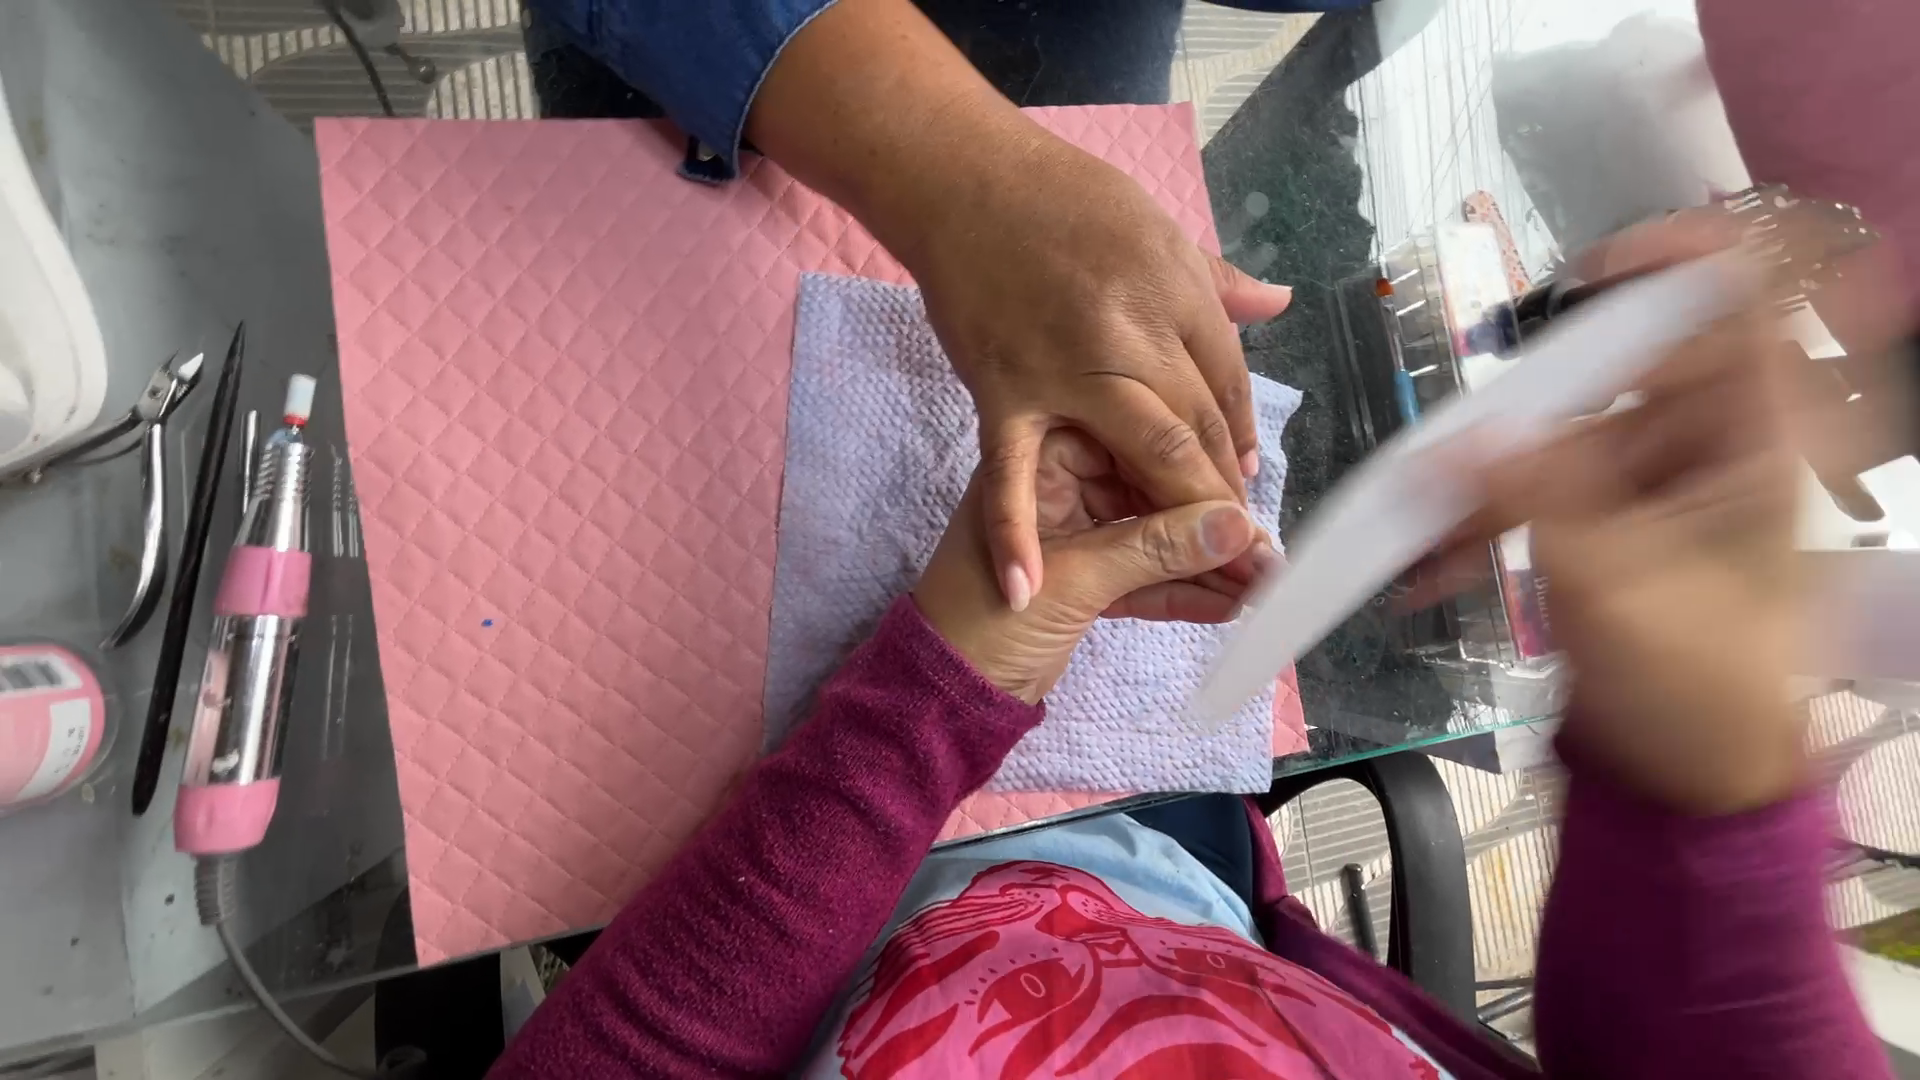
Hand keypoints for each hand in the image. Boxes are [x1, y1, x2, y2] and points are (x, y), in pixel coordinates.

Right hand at [746, 0, 1288, 611]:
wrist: (964, 182)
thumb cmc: (1061, 198)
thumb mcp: (1156, 228)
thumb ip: (1215, 279)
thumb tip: (1277, 301)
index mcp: (1176, 290)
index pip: (1227, 383)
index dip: (1240, 439)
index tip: (1243, 479)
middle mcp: (1136, 332)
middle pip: (1198, 426)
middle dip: (1224, 490)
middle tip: (1240, 546)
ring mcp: (1067, 369)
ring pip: (1141, 453)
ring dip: (1173, 514)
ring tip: (1192, 568)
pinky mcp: (1002, 394)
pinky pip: (1010, 473)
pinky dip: (1014, 532)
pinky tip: (1028, 590)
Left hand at [915, 430, 1268, 703]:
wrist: (944, 691)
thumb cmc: (986, 619)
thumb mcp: (1077, 578)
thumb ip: (1158, 549)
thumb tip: (1239, 527)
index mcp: (1044, 461)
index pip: (1134, 454)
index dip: (1196, 486)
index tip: (1251, 514)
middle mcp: (1062, 486)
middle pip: (1151, 499)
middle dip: (1208, 533)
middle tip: (1268, 558)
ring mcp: (1075, 534)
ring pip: (1152, 541)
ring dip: (1202, 567)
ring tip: (1263, 587)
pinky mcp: (1084, 578)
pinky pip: (1140, 576)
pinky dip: (1178, 593)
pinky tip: (1228, 603)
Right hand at [1426, 299, 1806, 813]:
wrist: (1684, 763)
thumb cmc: (1693, 679)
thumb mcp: (1611, 581)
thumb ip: (1532, 497)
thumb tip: (1456, 439)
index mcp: (1757, 435)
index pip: (1739, 306)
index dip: (1673, 269)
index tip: (1580, 283)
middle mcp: (1700, 441)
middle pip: (1600, 382)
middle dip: (1513, 420)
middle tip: (1449, 461)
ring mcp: (1638, 480)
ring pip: (1540, 446)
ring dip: (1472, 492)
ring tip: (1418, 544)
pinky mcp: (1592, 517)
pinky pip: (1520, 496)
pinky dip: (1472, 528)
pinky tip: (1428, 570)